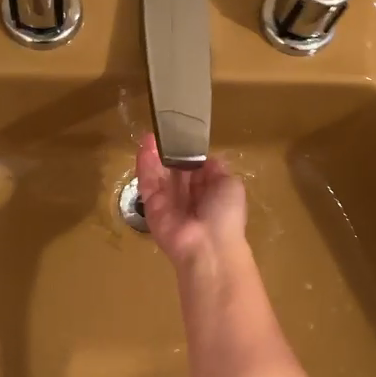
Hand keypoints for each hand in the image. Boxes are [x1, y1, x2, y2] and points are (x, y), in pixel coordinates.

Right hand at [136, 133, 246, 271]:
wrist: (207, 246)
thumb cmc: (225, 214)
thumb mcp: (231, 185)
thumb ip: (216, 169)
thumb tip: (205, 158)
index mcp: (209, 191)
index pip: (196, 168)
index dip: (190, 153)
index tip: (183, 134)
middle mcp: (188, 196)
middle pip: (175, 170)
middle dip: (170, 152)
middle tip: (164, 130)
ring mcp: (168, 202)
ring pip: (159, 175)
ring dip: (154, 154)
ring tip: (151, 133)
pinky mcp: (151, 206)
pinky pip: (147, 182)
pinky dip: (145, 164)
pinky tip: (144, 145)